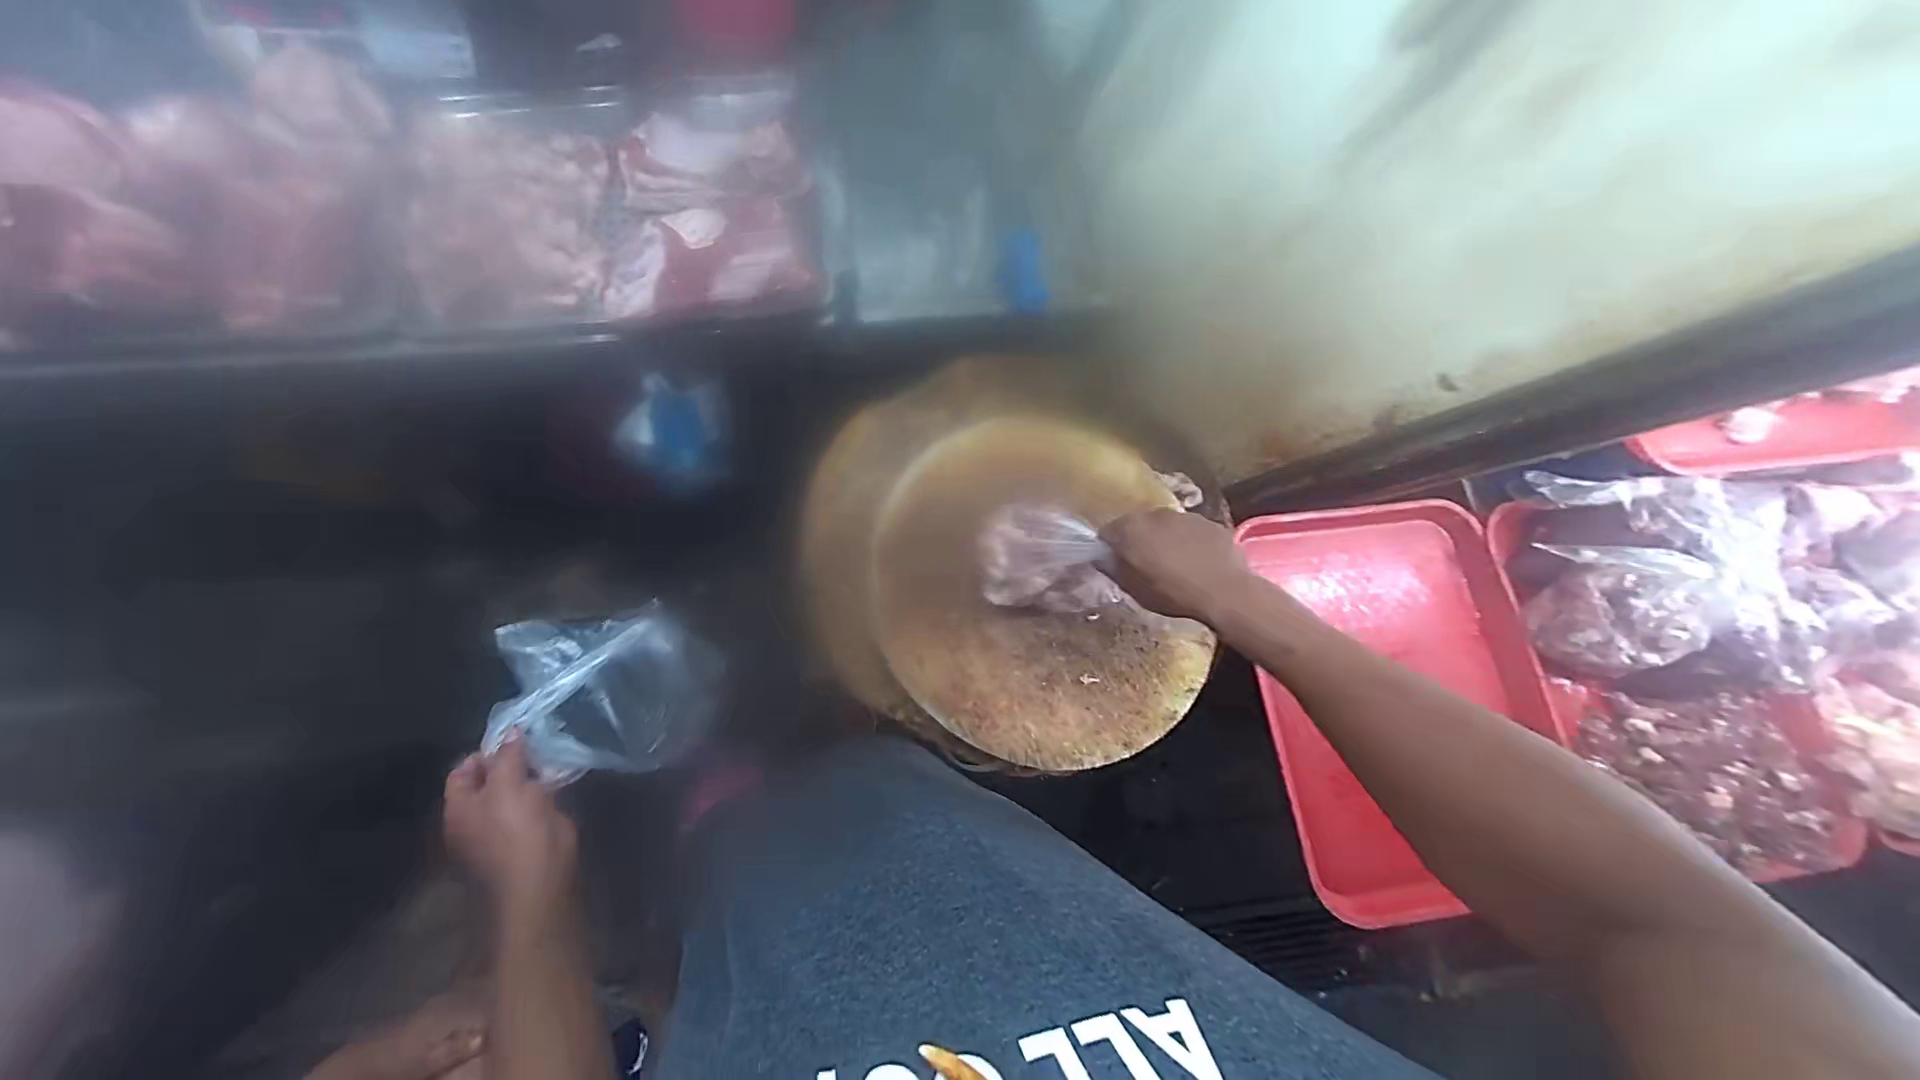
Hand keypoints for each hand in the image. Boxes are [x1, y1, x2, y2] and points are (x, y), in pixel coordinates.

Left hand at [444, 737, 578, 923]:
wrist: (541, 872)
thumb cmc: (515, 830)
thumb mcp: (506, 786)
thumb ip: (507, 756)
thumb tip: (511, 730)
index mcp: (460, 807)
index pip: (463, 770)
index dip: (485, 752)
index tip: (514, 738)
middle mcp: (478, 814)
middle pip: (491, 777)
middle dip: (512, 758)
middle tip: (538, 741)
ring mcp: (506, 822)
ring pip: (517, 786)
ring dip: (533, 770)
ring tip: (553, 751)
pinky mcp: (532, 826)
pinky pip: (537, 797)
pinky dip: (548, 784)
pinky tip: (563, 772)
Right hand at [1100, 508, 1253, 621]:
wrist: (1225, 592)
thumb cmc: (1172, 593)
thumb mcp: (1133, 589)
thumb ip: (1113, 568)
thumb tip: (1103, 558)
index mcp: (1130, 528)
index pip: (1107, 533)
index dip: (1110, 548)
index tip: (1116, 564)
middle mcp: (1155, 514)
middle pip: (1138, 525)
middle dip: (1138, 541)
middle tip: (1144, 565)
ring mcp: (1185, 516)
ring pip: (1166, 526)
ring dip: (1165, 539)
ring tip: (1174, 565)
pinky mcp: (1210, 523)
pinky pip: (1191, 531)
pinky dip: (1189, 542)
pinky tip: (1197, 563)